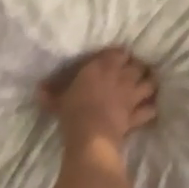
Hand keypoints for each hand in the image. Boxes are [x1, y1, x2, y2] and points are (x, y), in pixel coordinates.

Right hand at [39, 48, 157, 146]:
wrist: (91, 135)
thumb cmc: (73, 110)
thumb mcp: (58, 100)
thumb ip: (51, 93)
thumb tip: (38, 90)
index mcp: (102, 68)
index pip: (118, 53)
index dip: (119, 55)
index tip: (116, 58)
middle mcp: (121, 78)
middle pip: (137, 66)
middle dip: (136, 67)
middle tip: (132, 70)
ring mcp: (132, 97)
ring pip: (149, 84)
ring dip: (148, 84)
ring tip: (145, 85)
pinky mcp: (137, 115)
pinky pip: (150, 110)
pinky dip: (150, 108)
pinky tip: (148, 109)